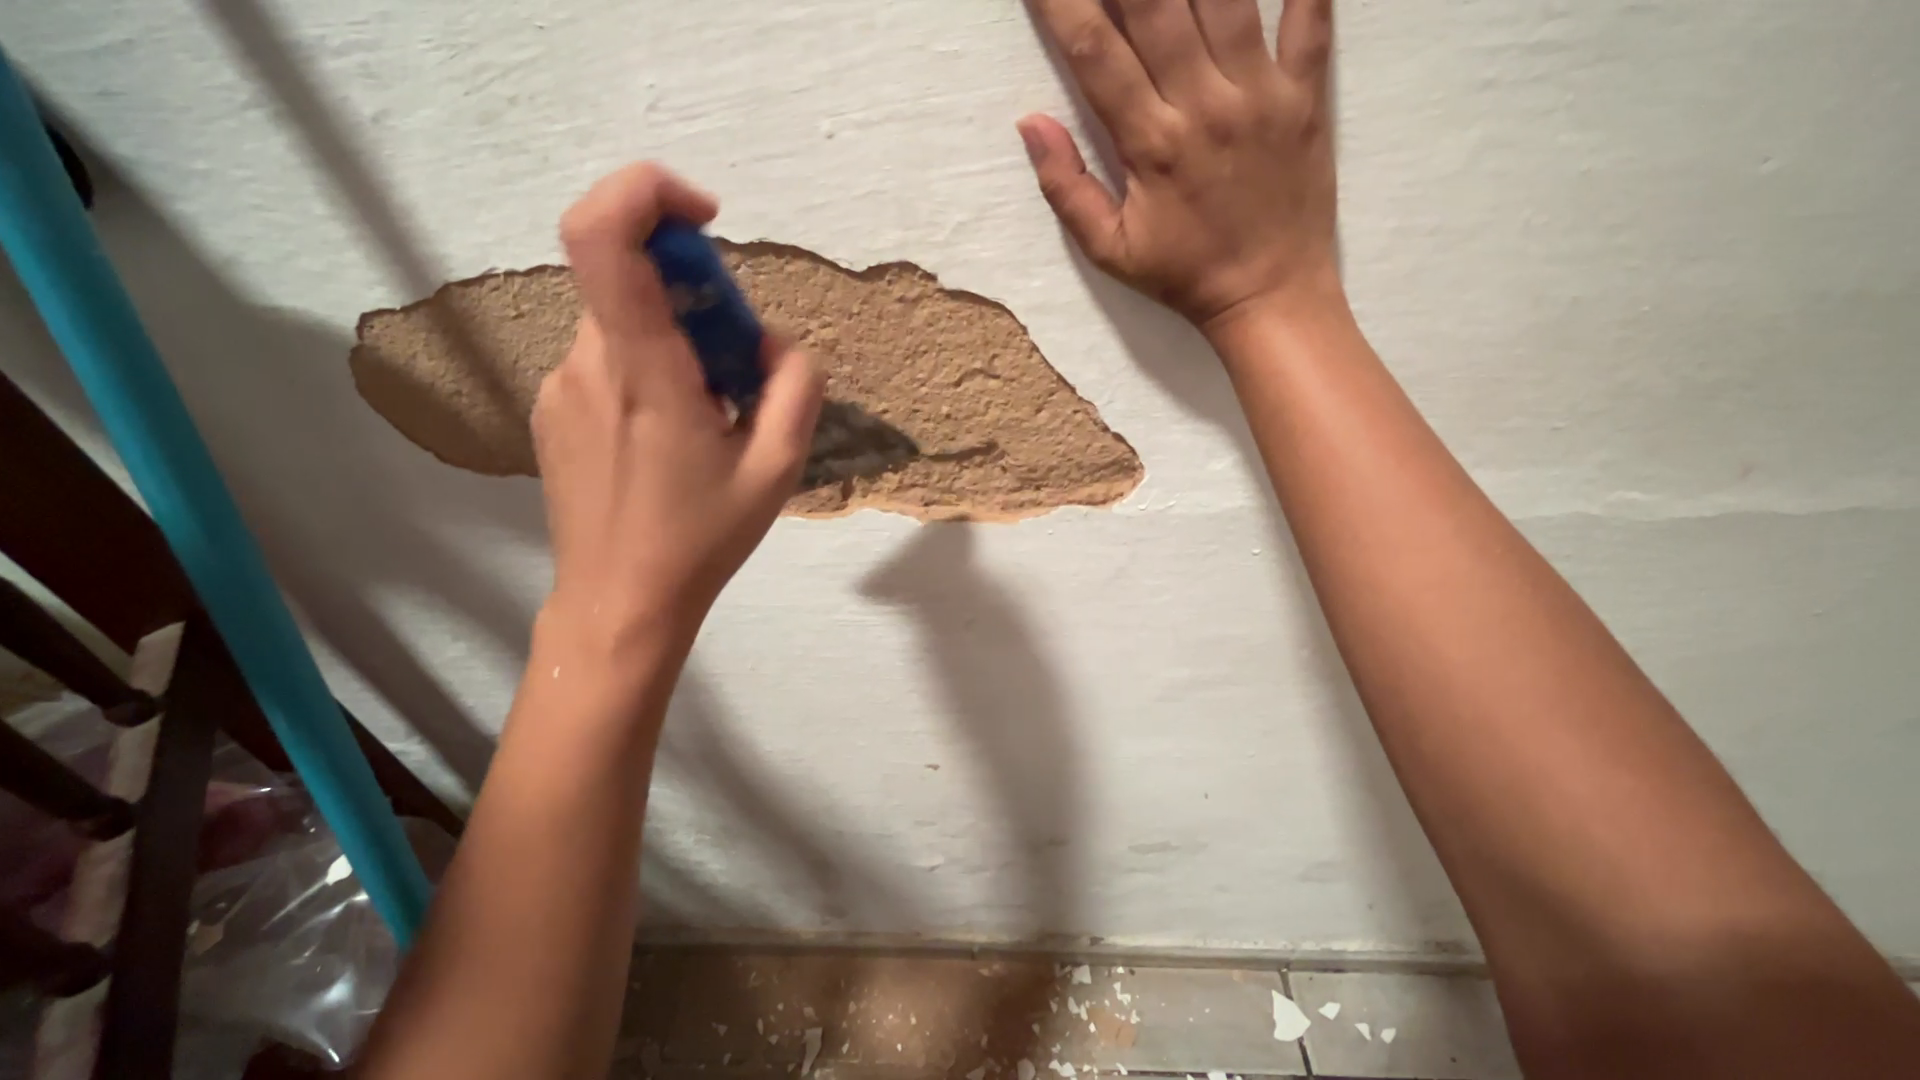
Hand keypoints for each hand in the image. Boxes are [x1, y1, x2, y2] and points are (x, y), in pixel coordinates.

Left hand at [533, 164, 824, 650]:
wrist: (618, 603)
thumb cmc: (700, 540)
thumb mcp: (777, 469)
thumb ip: (795, 387)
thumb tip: (775, 344)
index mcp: (644, 371)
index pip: (604, 236)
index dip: (646, 192)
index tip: (703, 220)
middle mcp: (588, 362)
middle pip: (630, 277)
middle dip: (694, 295)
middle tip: (736, 362)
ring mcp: (561, 386)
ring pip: (621, 321)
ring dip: (674, 339)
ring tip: (708, 415)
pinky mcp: (554, 410)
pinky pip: (605, 358)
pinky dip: (647, 367)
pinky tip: (670, 435)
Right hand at [1019, 0, 1340, 334]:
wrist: (1271, 296)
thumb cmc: (1185, 275)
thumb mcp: (1110, 251)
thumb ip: (1067, 188)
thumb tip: (1029, 122)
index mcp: (1151, 144)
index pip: (1093, 52)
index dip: (1062, 1)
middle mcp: (1203, 105)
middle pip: (1154, 5)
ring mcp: (1260, 93)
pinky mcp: (1306, 94)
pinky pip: (1310, 16)